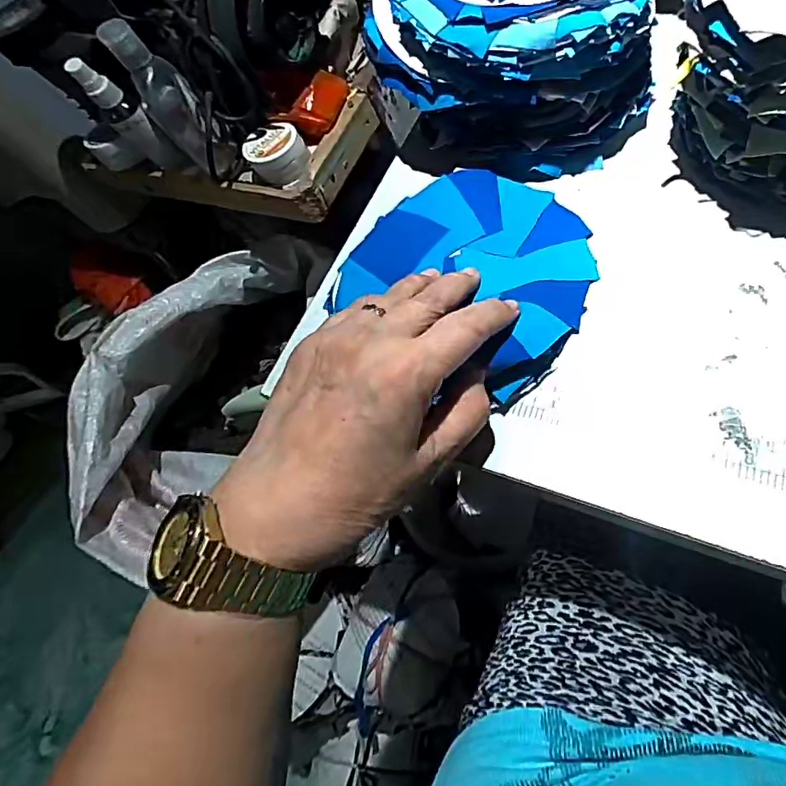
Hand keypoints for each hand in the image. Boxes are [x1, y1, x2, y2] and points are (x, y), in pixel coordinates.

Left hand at [209, 268, 516, 571]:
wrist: (273, 508)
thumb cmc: (360, 492)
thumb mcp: (431, 461)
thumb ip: (467, 411)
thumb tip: (476, 372)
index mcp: (408, 372)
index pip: (466, 327)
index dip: (494, 314)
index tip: (512, 307)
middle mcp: (374, 341)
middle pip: (428, 298)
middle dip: (458, 286)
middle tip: (476, 277)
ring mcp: (338, 337)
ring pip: (390, 295)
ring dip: (421, 286)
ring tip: (439, 278)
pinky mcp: (313, 342)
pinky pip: (358, 308)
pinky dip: (384, 301)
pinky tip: (391, 305)